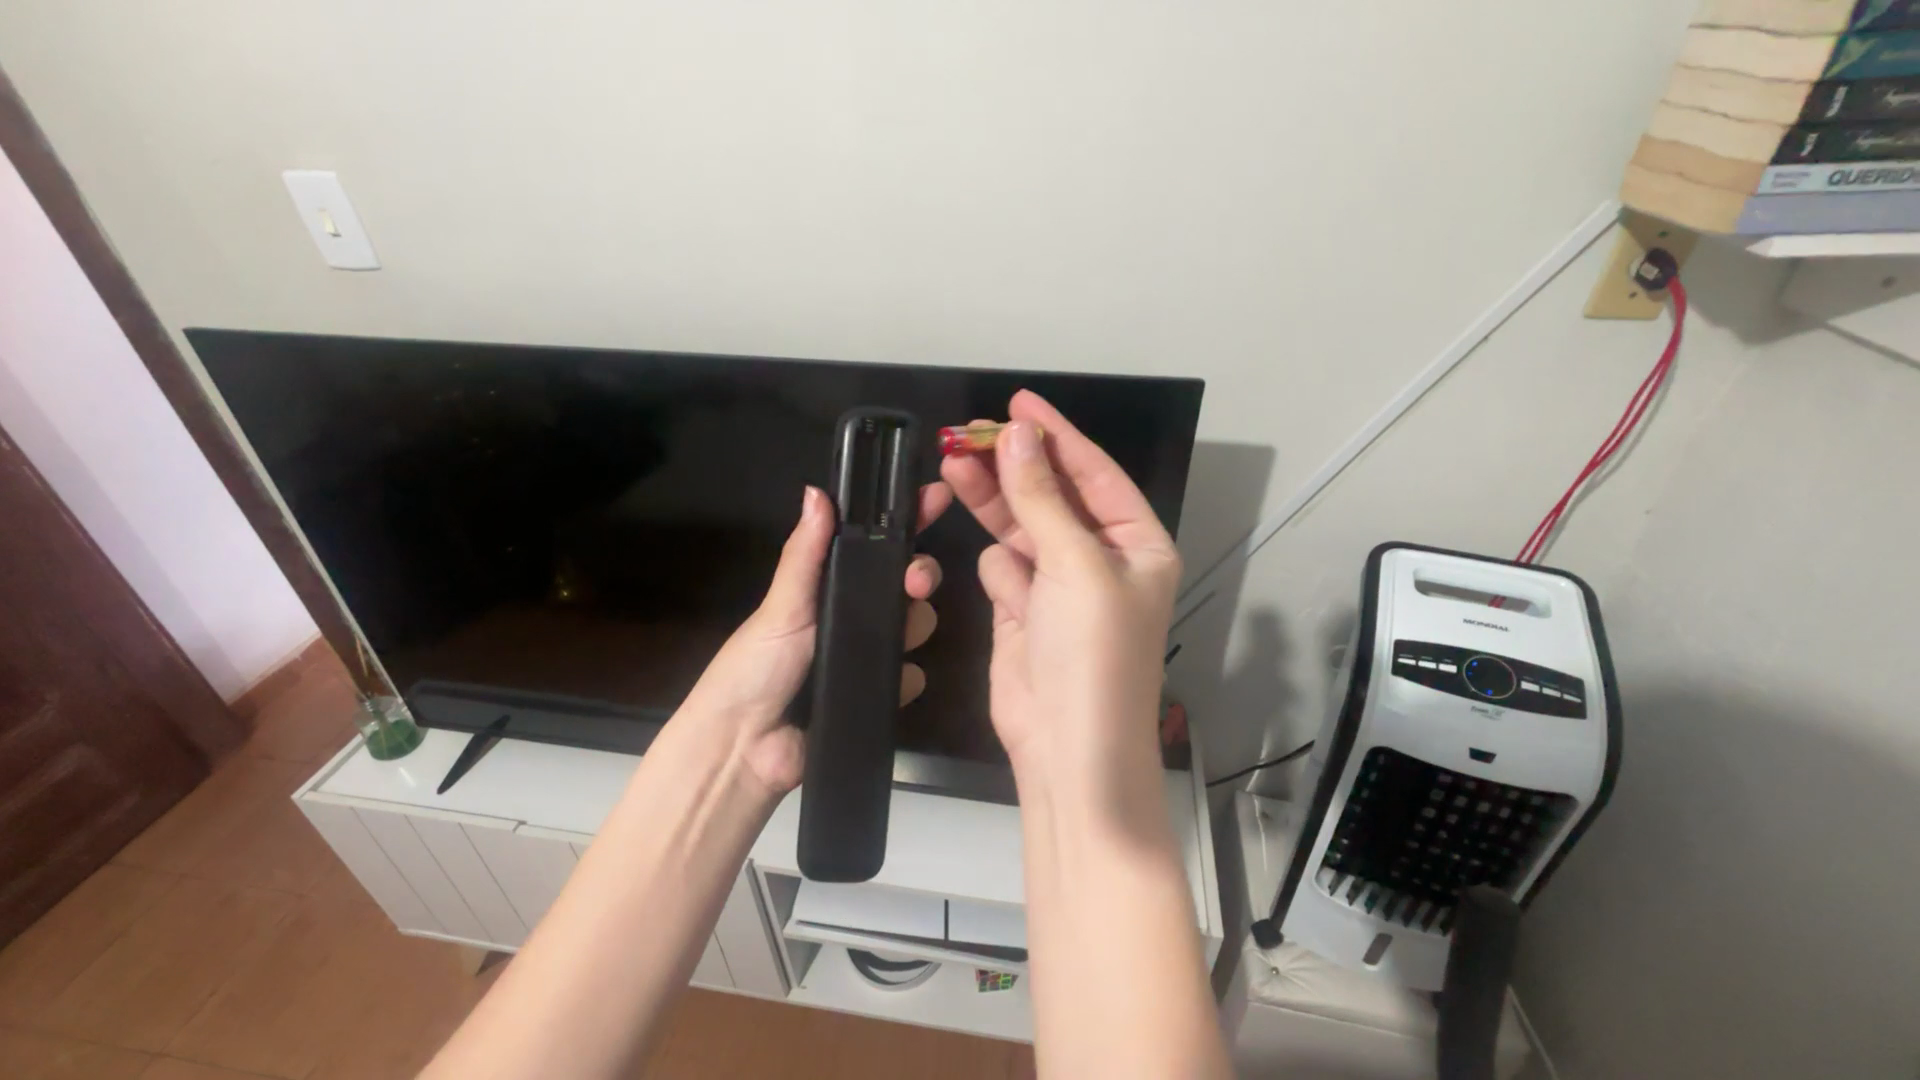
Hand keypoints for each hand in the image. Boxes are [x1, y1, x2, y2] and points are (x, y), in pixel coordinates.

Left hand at [679, 483, 950, 793]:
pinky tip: (887, 683)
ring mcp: (865, 656)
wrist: (746, 749)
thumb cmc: (754, 669)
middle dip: (920, 574)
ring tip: (898, 636)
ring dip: (915, 626)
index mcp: (826, 588)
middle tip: (915, 581)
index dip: (906, 521)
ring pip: (915, 627)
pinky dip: (903, 679)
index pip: (873, 546)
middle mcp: (850, 616)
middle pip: (905, 583)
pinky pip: (910, 677)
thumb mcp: (780, 607)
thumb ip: (805, 554)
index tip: (935, 499)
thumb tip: (817, 492)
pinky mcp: (877, 696)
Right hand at [940, 391, 1180, 784]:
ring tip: (953, 465)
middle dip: (1014, 464)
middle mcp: (1101, 560)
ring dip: (993, 501)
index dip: (1056, 434)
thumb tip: (1018, 435)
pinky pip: (1004, 569)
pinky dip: (998, 569)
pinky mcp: (1023, 613)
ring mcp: (1059, 587)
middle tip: (968, 433)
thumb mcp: (1073, 565)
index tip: (1017, 402)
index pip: (1094, 473)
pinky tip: (998, 577)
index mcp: (1137, 544)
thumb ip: (1041, 498)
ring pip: (1021, 527)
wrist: (1067, 749)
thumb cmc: (1092, 654)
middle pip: (1052, 495)